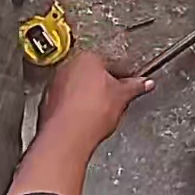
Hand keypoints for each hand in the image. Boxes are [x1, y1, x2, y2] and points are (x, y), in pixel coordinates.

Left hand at [34, 52, 153, 151]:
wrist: (68, 135)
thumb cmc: (92, 112)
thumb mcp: (122, 97)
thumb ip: (135, 87)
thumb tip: (146, 83)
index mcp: (88, 58)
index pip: (112, 65)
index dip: (123, 78)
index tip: (127, 88)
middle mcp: (68, 67)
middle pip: (92, 74)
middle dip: (103, 87)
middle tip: (113, 102)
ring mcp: (55, 83)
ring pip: (78, 87)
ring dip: (87, 97)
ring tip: (98, 113)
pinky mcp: (48, 101)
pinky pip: (66, 101)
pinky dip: (75, 107)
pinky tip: (84, 118)